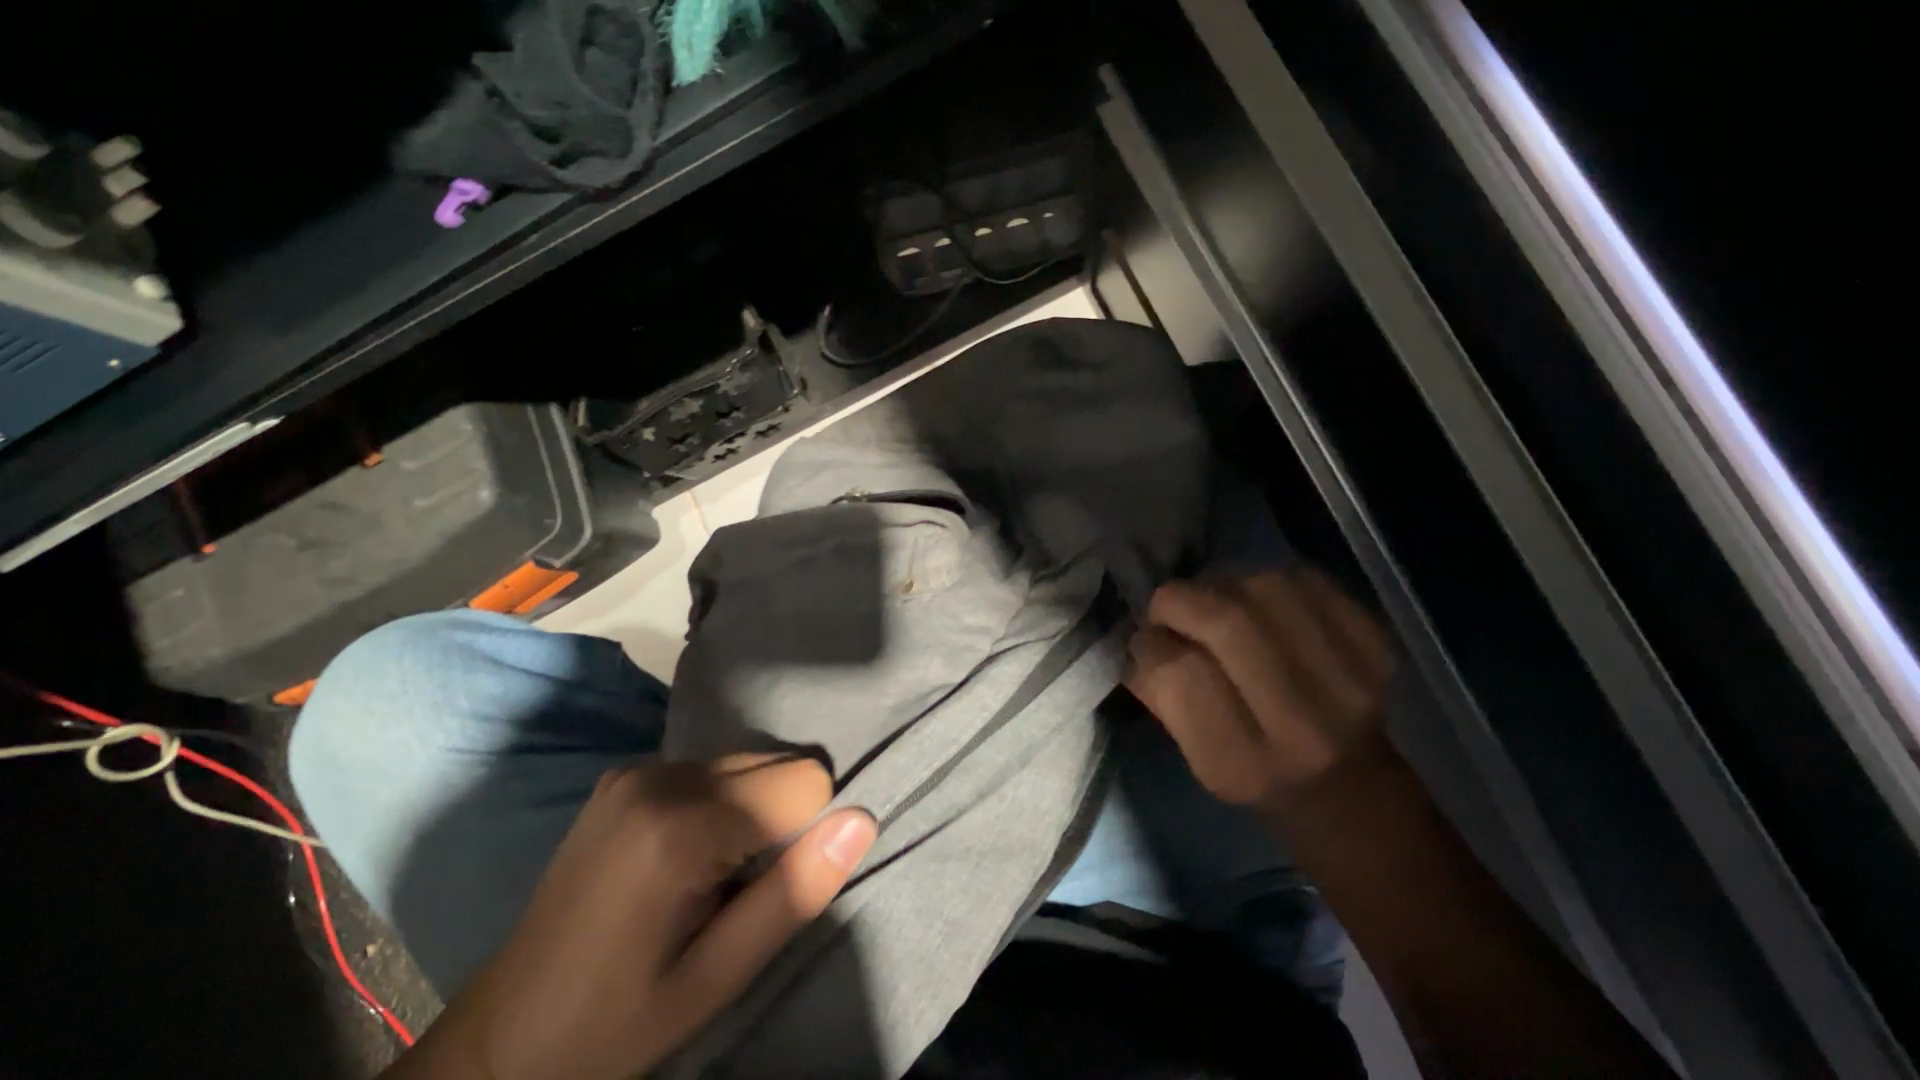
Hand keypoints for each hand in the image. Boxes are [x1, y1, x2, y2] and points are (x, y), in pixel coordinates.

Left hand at [386, 755, 875, 1079]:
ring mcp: (633, 770)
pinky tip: (681, 860)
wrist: (509, 1032)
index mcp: (682, 825)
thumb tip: (863, 820)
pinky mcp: (620, 777)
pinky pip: (705, 771)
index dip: (807, 837)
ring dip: (748, 813)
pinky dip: (716, 805)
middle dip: (780, 820)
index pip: (806, 781)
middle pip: (774, 764)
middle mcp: (658, 776)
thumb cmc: (621, 1017)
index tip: (768, 890)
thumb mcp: (720, 974)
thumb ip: (796, 892)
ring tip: (706, 880)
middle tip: (735, 891)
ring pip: (744, 764)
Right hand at [1124, 569, 1395, 807]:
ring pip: (1265, 588)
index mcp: (1247, 762)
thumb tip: (1139, 637)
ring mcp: (1350, 676)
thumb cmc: (1258, 777)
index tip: (1143, 643)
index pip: (1181, 675)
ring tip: (1214, 604)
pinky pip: (1308, 580)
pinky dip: (1269, 582)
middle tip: (1166, 608)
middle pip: (1227, 622)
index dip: (1150, 646)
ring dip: (1224, 586)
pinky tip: (1260, 604)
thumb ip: (1163, 697)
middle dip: (1179, 601)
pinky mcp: (1376, 643)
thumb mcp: (1198, 761)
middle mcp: (1304, 720)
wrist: (1352, 788)